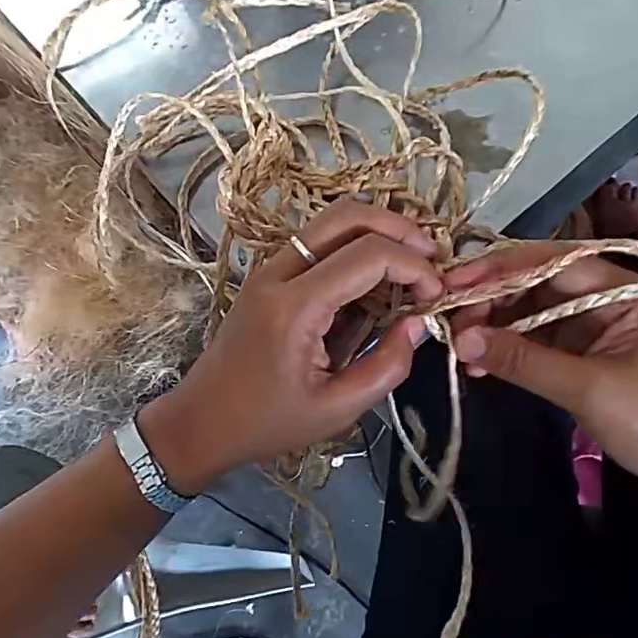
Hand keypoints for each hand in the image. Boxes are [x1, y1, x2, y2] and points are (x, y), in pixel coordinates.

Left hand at [141, 202, 442, 491]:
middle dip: (399, 228)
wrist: (201, 420)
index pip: (367, 255)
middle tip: (431, 258)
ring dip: (378, 231)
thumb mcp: (337, 410)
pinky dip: (355, 246)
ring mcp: (269, 268)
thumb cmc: (267, 422)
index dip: (414, 266)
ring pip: (331, 220)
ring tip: (411, 263)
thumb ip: (387, 367)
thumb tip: (419, 323)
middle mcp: (278, 273)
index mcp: (294, 307)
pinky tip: (376, 278)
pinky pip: (319, 242)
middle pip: (347, 215)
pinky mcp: (269, 274)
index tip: (436, 295)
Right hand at [444, 244, 637, 490]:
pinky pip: (543, 341)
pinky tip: (482, 363)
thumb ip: (522, 358)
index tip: (451, 285)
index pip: (551, 264)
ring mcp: (601, 327)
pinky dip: (513, 349)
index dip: (497, 271)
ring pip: (536, 313)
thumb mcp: (587, 389)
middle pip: (540, 284)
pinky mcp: (591, 355)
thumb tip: (459, 337)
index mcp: (625, 290)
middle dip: (493, 300)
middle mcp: (611, 298)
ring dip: (498, 327)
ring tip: (459, 347)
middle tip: (449, 323)